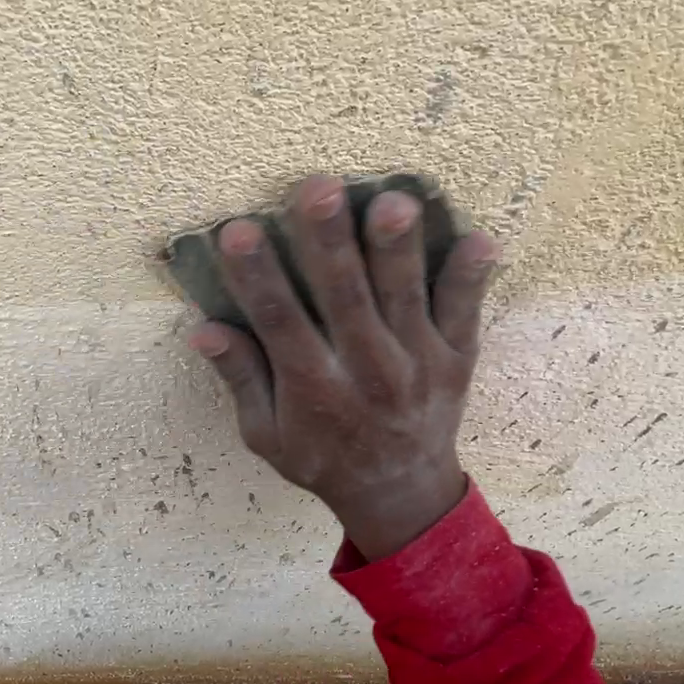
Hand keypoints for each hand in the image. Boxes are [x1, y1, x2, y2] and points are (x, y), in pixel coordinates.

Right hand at [187, 176, 500, 560]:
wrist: (402, 495)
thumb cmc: (321, 458)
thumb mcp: (265, 435)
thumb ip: (241, 378)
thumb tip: (204, 330)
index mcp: (314, 389)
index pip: (279, 322)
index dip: (257, 276)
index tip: (236, 230)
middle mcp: (367, 371)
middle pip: (345, 298)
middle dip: (330, 242)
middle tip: (319, 188)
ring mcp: (417, 363)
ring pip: (404, 297)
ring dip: (397, 249)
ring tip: (394, 201)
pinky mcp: (456, 359)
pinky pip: (464, 314)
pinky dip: (471, 278)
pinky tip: (479, 239)